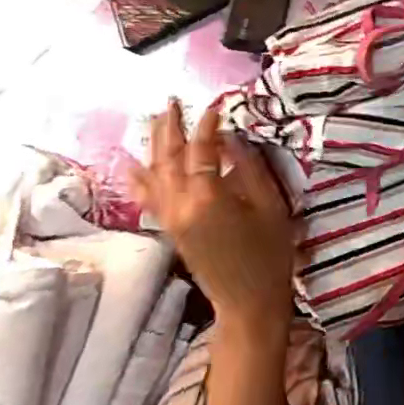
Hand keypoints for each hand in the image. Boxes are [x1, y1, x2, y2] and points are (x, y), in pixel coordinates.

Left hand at [129, 100, 295, 343]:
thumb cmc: (269, 255)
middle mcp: (181, 204)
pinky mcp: (170, 229)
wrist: (248, 302)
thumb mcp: (270, 208)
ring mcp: (171, 218)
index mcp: (208, 197)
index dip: (207, 124)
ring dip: (154, 145)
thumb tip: (232, 138)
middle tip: (173, 102)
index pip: (202, 149)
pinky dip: (140, 177)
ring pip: (155, 173)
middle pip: (169, 157)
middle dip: (171, 127)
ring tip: (154, 120)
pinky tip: (133, 164)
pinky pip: (149, 196)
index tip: (215, 105)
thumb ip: (250, 170)